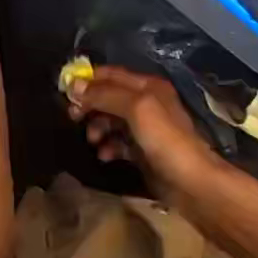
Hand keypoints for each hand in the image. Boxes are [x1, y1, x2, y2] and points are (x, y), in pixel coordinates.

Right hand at [67, 66, 223, 198]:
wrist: (191, 182)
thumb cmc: (164, 139)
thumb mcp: (135, 108)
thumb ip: (104, 94)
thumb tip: (74, 86)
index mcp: (147, 86)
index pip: (111, 74)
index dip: (88, 80)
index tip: (65, 91)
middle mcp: (146, 102)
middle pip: (108, 96)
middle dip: (89, 105)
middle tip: (73, 117)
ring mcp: (144, 127)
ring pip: (110, 120)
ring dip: (96, 127)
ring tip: (93, 140)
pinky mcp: (142, 150)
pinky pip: (117, 142)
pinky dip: (107, 146)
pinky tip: (105, 155)